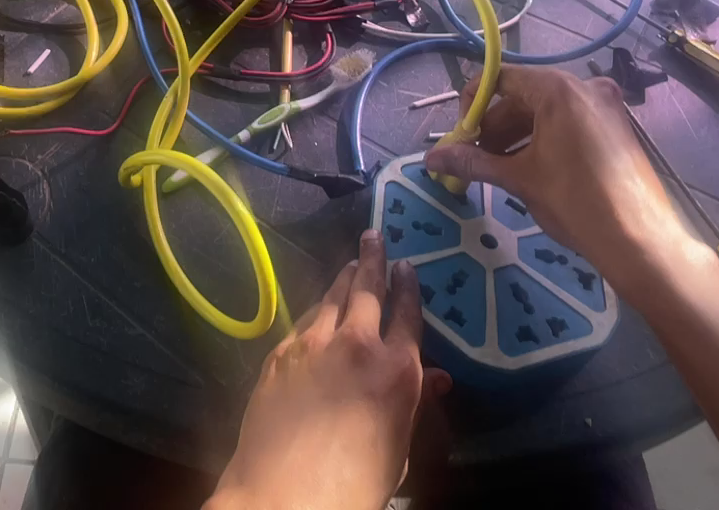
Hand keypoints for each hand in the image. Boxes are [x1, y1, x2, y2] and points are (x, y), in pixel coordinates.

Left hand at [209, 230, 450, 509]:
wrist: (285, 494)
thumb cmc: (355, 485)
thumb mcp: (399, 449)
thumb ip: (414, 402)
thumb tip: (436, 377)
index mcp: (397, 371)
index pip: (407, 314)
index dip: (408, 286)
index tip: (407, 265)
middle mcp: (358, 344)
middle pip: (368, 288)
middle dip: (374, 258)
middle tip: (374, 235)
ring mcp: (314, 342)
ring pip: (333, 295)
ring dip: (345, 276)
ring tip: (352, 261)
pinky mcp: (282, 350)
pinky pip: (306, 317)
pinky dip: (319, 306)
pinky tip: (320, 305)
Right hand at [424, 66, 705, 289]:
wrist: (642, 243)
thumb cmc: (575, 201)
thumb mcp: (518, 179)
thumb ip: (472, 161)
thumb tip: (430, 158)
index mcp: (557, 89)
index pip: (499, 78)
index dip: (472, 103)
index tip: (462, 134)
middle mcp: (582, 87)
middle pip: (521, 96)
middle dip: (493, 125)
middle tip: (475, 157)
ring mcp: (604, 106)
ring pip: (544, 111)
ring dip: (515, 135)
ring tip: (499, 168)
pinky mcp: (616, 127)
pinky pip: (568, 122)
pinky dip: (542, 139)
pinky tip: (531, 169)